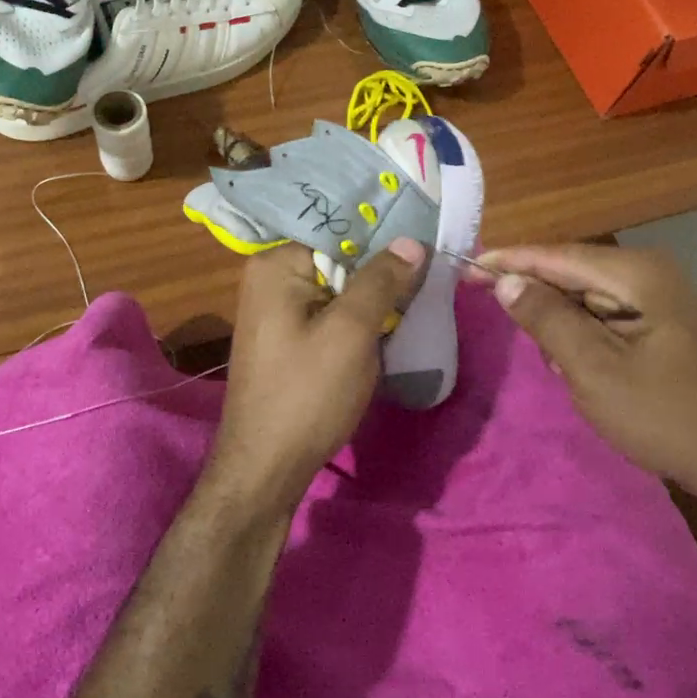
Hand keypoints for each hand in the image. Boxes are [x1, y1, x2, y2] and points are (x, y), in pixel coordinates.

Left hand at [208, 239, 425, 511]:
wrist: (265, 467)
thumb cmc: (306, 394)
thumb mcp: (351, 333)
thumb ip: (381, 281)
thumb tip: (412, 241)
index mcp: (276, 264)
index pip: (339, 230)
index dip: (384, 235)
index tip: (426, 241)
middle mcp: (270, 278)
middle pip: (339, 258)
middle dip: (382, 268)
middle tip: (430, 271)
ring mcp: (276, 311)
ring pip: (338, 288)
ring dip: (374, 298)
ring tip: (419, 296)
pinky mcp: (287, 339)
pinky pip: (329, 314)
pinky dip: (358, 320)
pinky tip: (389, 327)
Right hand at [474, 244, 696, 491]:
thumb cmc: (667, 415)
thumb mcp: (594, 371)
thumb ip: (547, 320)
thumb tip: (506, 281)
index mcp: (635, 273)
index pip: (555, 256)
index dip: (507, 262)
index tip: (464, 269)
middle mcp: (647, 273)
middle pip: (568, 272)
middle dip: (535, 299)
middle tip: (504, 329)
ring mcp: (657, 298)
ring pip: (583, 298)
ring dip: (560, 327)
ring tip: (555, 366)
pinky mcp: (659, 324)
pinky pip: (602, 318)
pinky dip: (582, 340)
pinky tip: (578, 371)